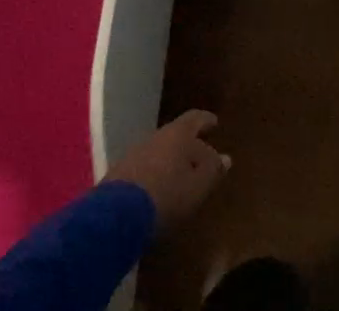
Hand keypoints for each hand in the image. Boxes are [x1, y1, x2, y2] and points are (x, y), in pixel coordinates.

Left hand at [105, 109, 230, 228]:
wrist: (114, 218)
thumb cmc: (168, 195)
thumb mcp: (199, 185)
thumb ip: (213, 170)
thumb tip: (225, 159)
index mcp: (177, 135)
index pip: (195, 119)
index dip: (206, 121)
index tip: (214, 123)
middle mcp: (153, 139)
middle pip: (174, 137)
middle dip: (188, 147)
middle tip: (200, 159)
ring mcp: (131, 157)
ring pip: (157, 154)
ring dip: (169, 163)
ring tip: (179, 178)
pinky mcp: (115, 178)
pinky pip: (141, 171)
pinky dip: (153, 177)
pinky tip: (157, 192)